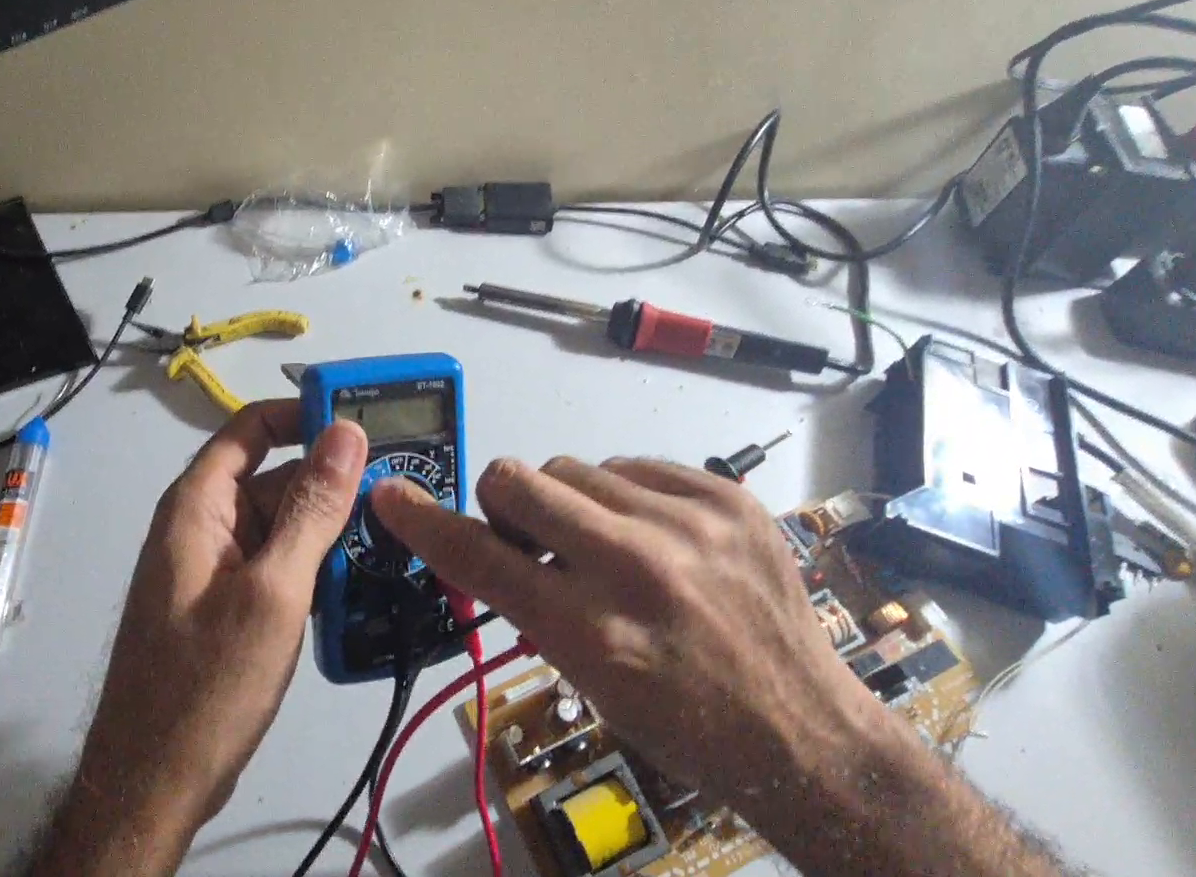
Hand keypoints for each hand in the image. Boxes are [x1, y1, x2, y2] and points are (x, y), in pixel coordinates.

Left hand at [36, 400, 366, 876]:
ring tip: (396, 528)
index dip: (305, 415)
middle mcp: (203, 526)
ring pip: (281, 523)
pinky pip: (277, 562)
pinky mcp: (229, 604)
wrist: (156, 784)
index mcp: (199, 505)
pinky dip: (314, 563)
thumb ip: (313, 508)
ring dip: (330, 527)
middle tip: (404, 484)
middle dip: (332, 479)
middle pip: (273, 476)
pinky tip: (362, 577)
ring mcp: (215, 568)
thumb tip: (347, 430)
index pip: (252, 429)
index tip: (367, 422)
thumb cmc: (210, 680)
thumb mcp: (274, 588)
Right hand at [371, 456, 880, 803]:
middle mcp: (636, 565)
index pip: (480, 556)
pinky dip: (624, 495)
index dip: (424, 523)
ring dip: (570, 502)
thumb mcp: (587, 678)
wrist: (802, 730)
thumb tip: (492, 539)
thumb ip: (531, 601)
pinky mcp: (726, 496)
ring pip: (573, 467)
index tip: (393, 496)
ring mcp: (689, 521)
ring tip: (604, 544)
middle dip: (507, 504)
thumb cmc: (681, 722)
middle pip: (517, 479)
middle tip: (532, 538)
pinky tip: (651, 533)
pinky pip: (633, 465)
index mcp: (591, 630)